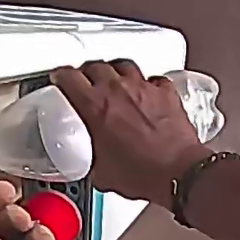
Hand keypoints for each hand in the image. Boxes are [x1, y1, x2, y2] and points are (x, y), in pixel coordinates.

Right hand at [51, 61, 210, 204]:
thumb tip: (93, 166)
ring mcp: (144, 88)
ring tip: (116, 81)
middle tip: (87, 82)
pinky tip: (148, 91)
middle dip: (88, 73)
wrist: (178, 172)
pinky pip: (154, 79)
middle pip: (96, 66)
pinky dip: (149, 83)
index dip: (61, 76)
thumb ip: (92, 160)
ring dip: (116, 72)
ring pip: (124, 66)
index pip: (69, 77)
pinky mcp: (166, 94)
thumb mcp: (103, 173)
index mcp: (95, 106)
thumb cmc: (144, 172)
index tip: (61, 79)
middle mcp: (118, 90)